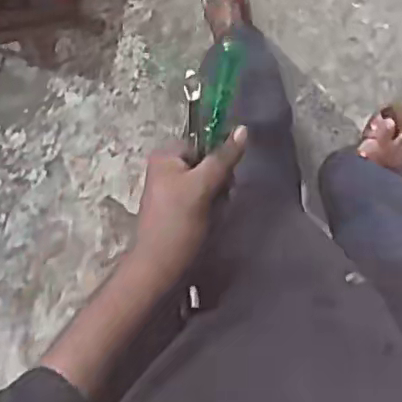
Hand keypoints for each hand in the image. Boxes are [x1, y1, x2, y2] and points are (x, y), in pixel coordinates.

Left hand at [130, 126, 246, 278]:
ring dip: (215, 201)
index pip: (202, 145)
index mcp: (164, 156)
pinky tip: (207, 226)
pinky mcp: (175, 213)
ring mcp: (168, 192)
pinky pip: (199, 203)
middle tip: (218, 202)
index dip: (216, 161)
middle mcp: (163, 169)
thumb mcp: (202, 187)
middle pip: (205, 165)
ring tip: (212, 218)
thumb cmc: (177, 225)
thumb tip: (243, 129)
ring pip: (206, 186)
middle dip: (217, 183)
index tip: (224, 181)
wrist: (159, 272)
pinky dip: (208, 213)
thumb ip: (223, 158)